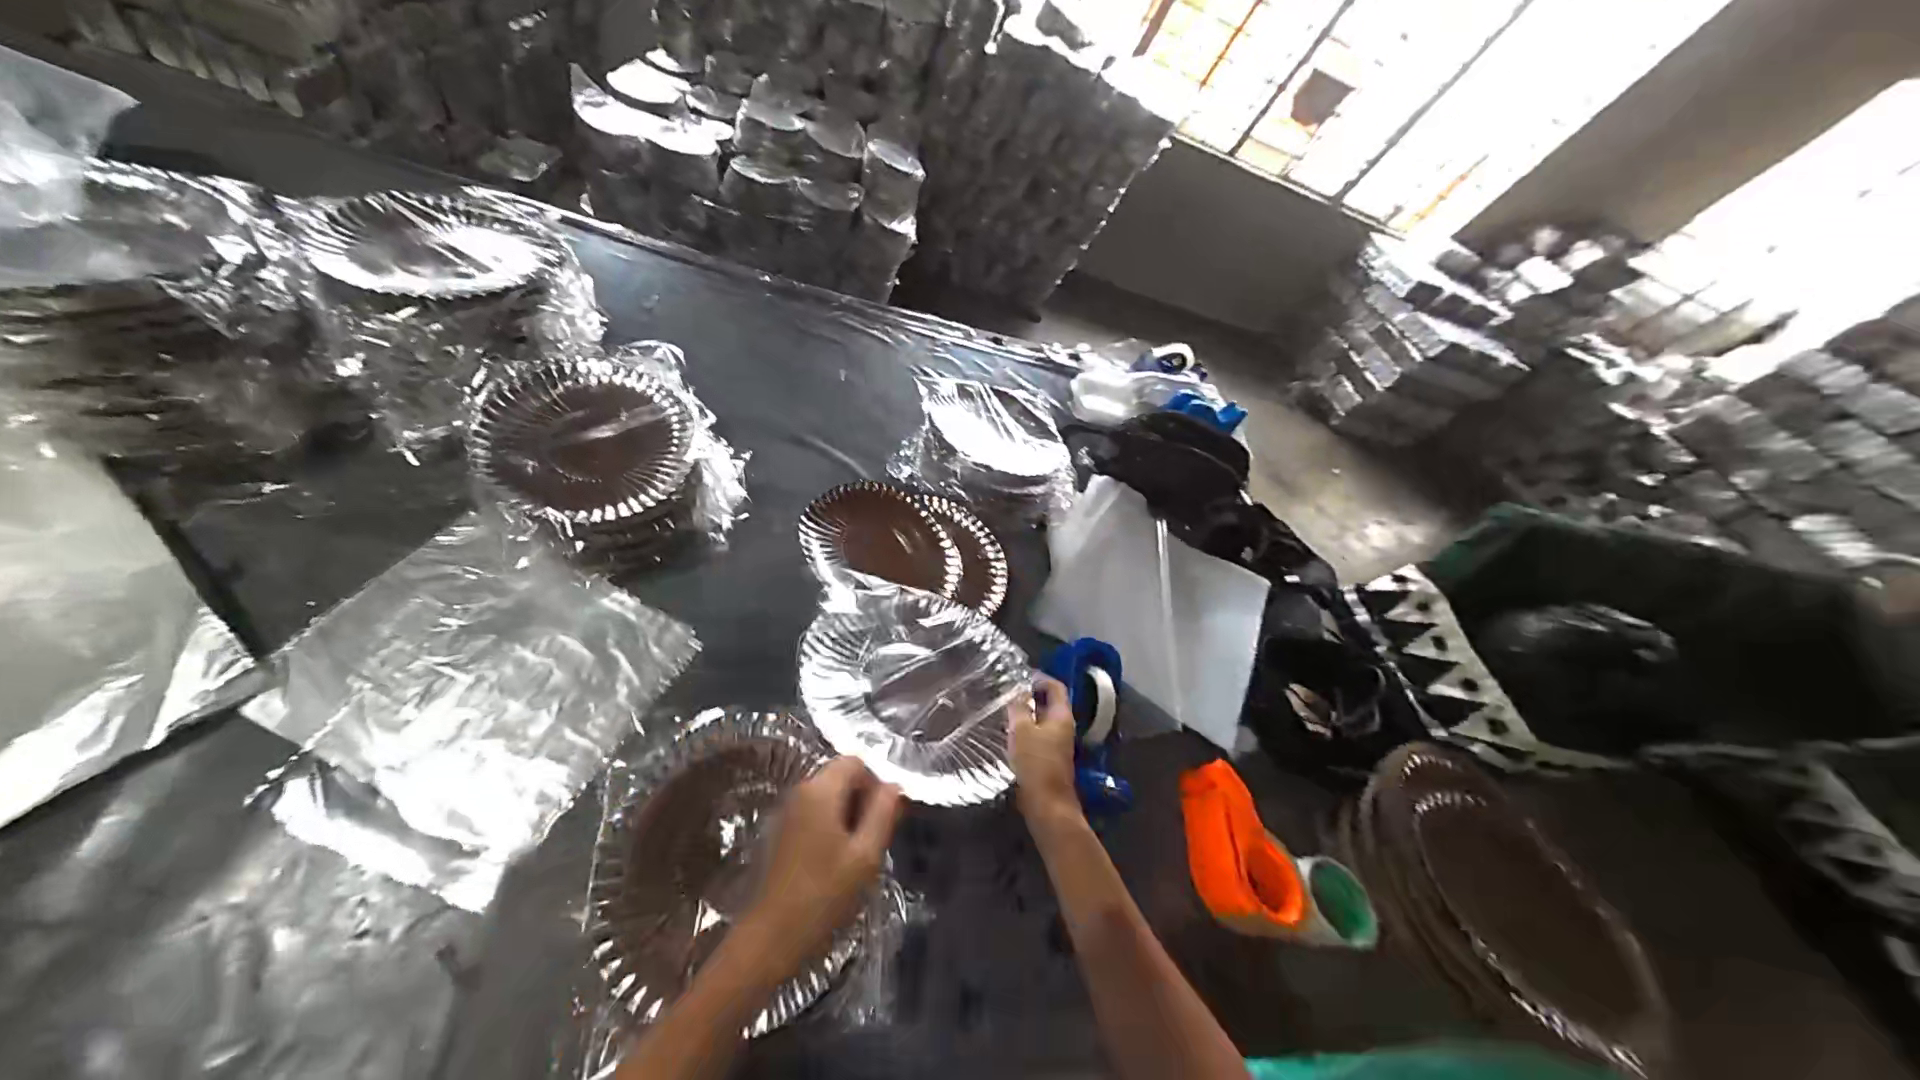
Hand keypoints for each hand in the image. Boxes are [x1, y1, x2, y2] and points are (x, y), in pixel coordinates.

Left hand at [741, 756, 901, 974]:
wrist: (770, 938)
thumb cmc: (824, 895)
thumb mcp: (866, 855)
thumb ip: (883, 813)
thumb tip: (894, 786)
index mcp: (820, 790)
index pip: (856, 761)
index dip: (876, 781)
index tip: (886, 816)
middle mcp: (800, 791)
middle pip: (841, 776)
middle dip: (863, 798)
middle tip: (875, 838)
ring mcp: (786, 811)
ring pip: (828, 796)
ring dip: (848, 815)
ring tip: (858, 853)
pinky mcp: (780, 832)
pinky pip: (814, 814)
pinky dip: (831, 827)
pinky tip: (836, 861)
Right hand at [1008, 674, 1080, 822]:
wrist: (1046, 805)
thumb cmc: (1036, 764)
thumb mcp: (1022, 731)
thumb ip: (1019, 708)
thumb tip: (1016, 692)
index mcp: (1062, 717)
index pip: (1056, 687)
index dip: (1040, 678)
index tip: (1019, 676)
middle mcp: (1063, 728)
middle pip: (1048, 703)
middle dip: (1029, 695)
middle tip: (1006, 691)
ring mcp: (1056, 744)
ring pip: (1041, 721)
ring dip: (1024, 713)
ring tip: (1001, 708)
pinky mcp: (1047, 759)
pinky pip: (1036, 736)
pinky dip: (1023, 730)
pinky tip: (1006, 732)